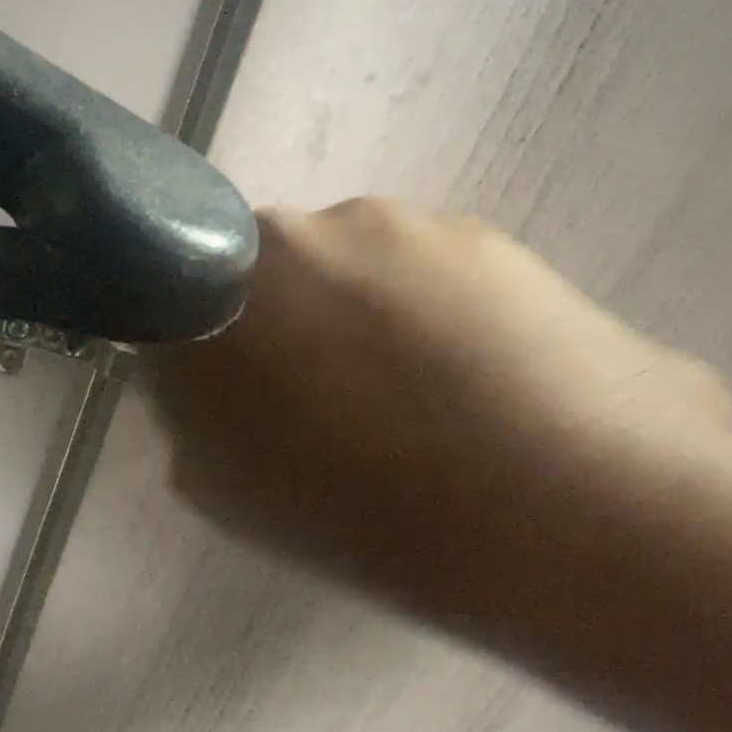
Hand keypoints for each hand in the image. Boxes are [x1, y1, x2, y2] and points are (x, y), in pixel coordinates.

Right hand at [143, 197, 731, 625]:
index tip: (216, 401)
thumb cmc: (347, 503)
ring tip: (400, 399)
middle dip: (271, 328)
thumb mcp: (212, 481)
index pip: (171, 307)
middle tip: (305, 403)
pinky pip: (422, 273)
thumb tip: (208, 389)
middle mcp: (294, 233)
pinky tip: (460, 385)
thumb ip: (186, 417)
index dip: (190, 354)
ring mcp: (399, 225)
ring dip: (351, 318)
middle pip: (258, 279)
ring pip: (344, 269)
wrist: (559, 507)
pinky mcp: (491, 235)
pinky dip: (424, 316)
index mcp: (209, 290)